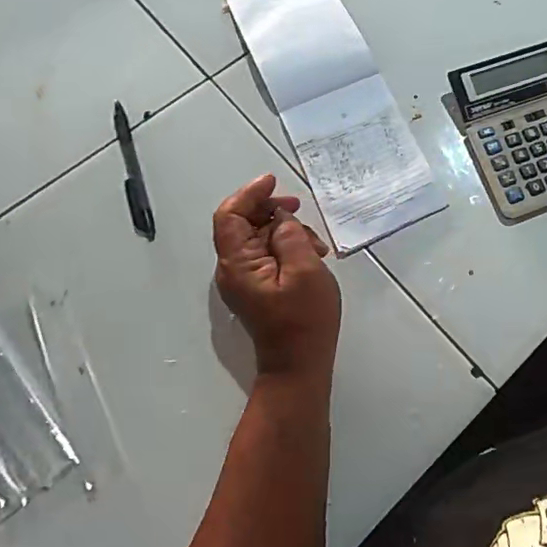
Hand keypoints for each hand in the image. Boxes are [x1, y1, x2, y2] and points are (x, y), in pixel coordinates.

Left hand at [212, 174, 340, 382]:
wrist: (299, 366)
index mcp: (237, 264)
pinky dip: (286, 247)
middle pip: (243, 224)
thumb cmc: (304, 320)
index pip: (230, 216)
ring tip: (316, 245)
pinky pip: (265, 256)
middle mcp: (232, 270)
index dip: (249, 194)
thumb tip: (279, 219)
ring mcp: (243, 281)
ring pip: (257, 239)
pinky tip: (310, 255)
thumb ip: (290, 236)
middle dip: (271, 210)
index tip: (273, 181)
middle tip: (300, 208)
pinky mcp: (256, 289)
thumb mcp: (305, 270)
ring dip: (284, 231)